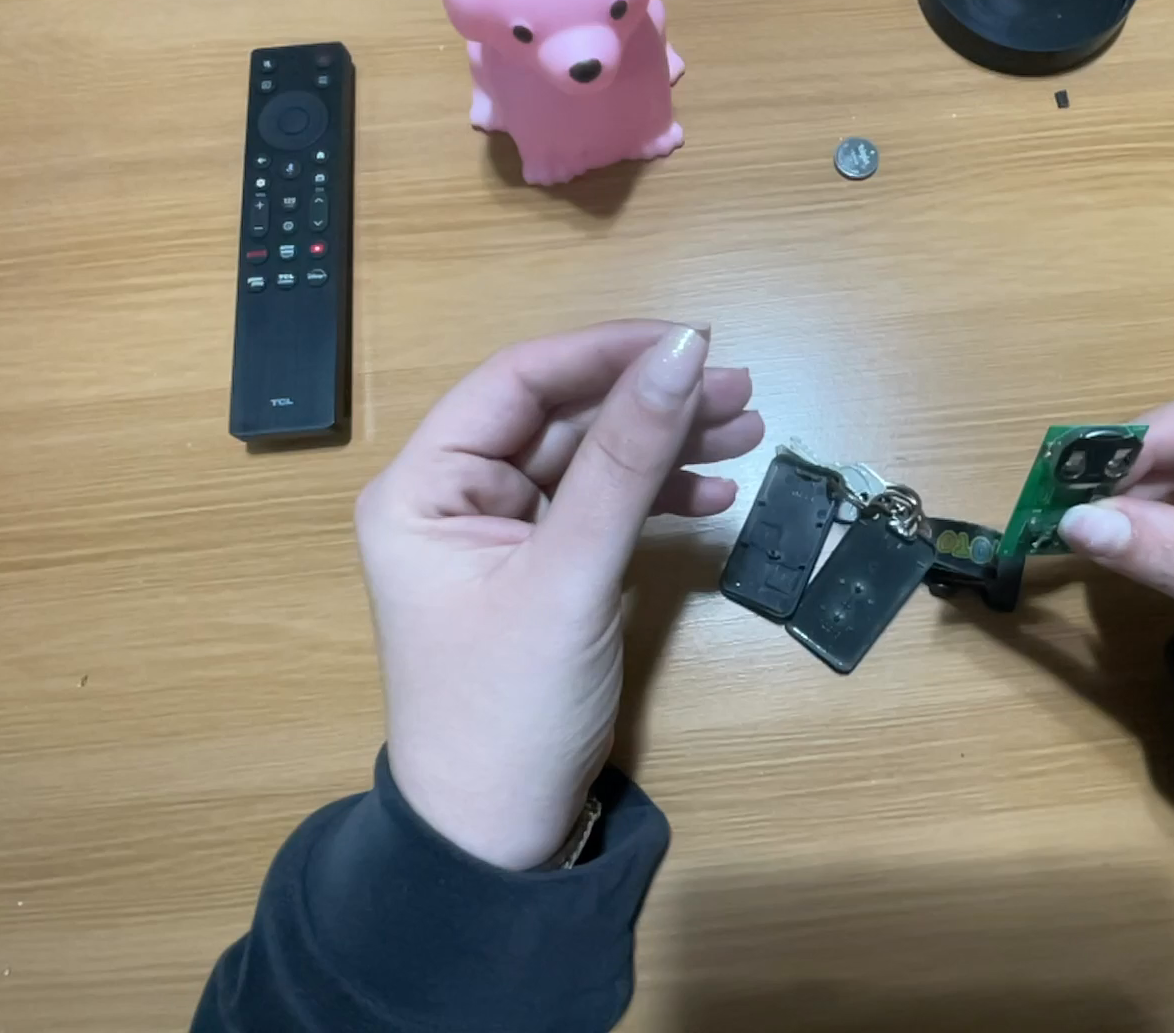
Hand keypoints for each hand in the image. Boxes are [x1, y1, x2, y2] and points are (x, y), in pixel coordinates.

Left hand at [356, 321, 763, 867]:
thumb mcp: (571, 575)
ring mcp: (508, 532)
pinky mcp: (549, 565)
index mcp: (427, 485)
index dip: (607, 354)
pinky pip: (606, 509)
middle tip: (739, 389)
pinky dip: (659, 498)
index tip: (693, 343)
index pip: (520, 383)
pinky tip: (713, 496)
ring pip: (595, 460)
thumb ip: (627, 461)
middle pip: (566, 419)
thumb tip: (684, 354)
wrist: (505, 832)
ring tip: (747, 429)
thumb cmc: (513, 705)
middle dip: (651, 402)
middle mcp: (460, 496)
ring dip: (668, 445)